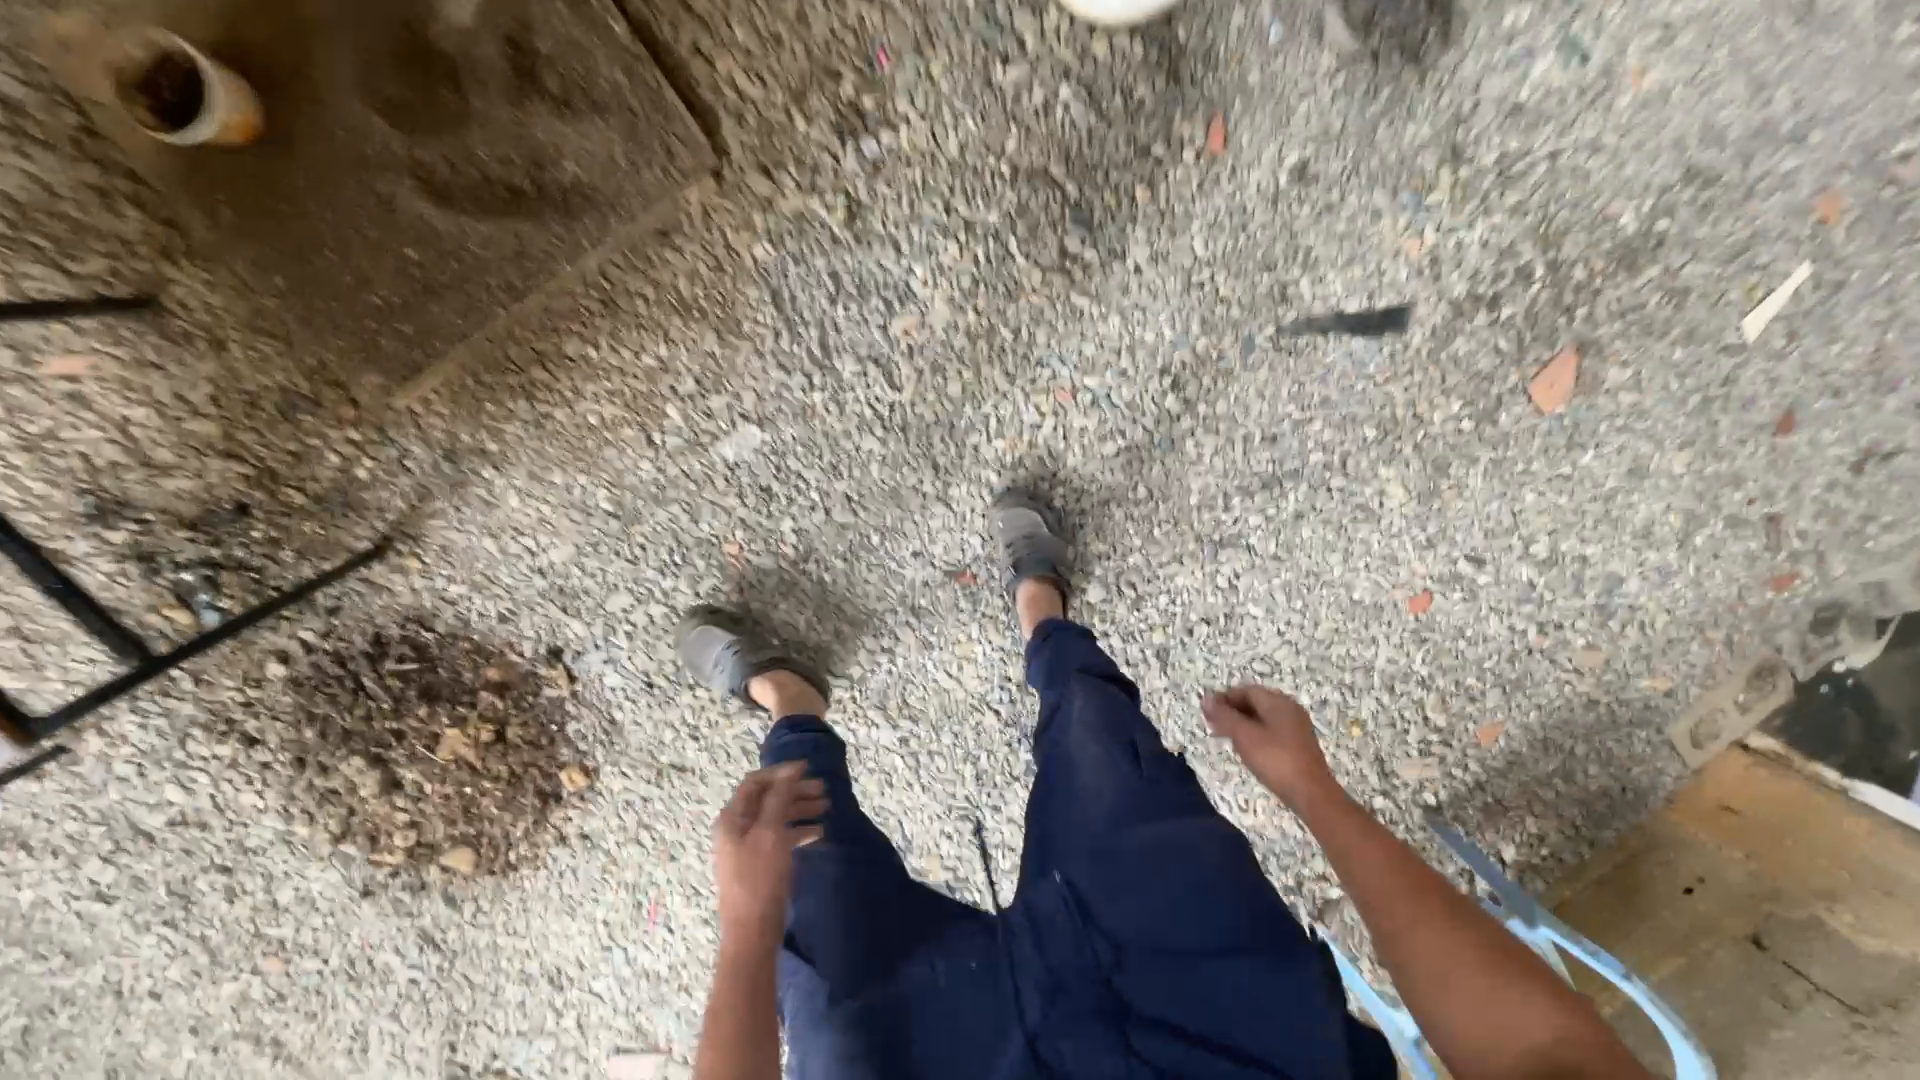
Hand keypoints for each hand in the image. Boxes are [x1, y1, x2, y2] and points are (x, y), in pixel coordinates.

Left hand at [712, 762, 827, 947]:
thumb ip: (778, 799)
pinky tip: (819, 832)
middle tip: (823, 790)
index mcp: (732, 818)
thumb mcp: (770, 833)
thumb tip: (788, 773)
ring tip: (827, 808)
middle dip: (795, 791)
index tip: (807, 769)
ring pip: (776, 817)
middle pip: (768, 799)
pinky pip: (780, 838)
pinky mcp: (761, 863)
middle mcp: (737, 828)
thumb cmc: (759, 878)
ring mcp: (748, 846)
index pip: (755, 782)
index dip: (781, 773)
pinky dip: (799, 831)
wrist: (752, 930)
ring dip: (800, 809)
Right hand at [1201, 685, 1340, 809]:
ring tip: (1226, 738)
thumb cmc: (1275, 760)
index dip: (1224, 698)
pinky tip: (1246, 749)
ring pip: (1263, 718)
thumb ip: (1224, 716)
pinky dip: (1255, 735)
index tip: (1207, 712)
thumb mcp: (1244, 736)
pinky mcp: (1298, 745)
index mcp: (1278, 702)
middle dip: (1232, 711)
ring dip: (1242, 724)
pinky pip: (1272, 731)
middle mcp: (1290, 710)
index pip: (1246, 691)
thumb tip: (1205, 698)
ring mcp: (1296, 728)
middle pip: (1255, 703)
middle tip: (1213, 725)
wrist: (1311, 793)